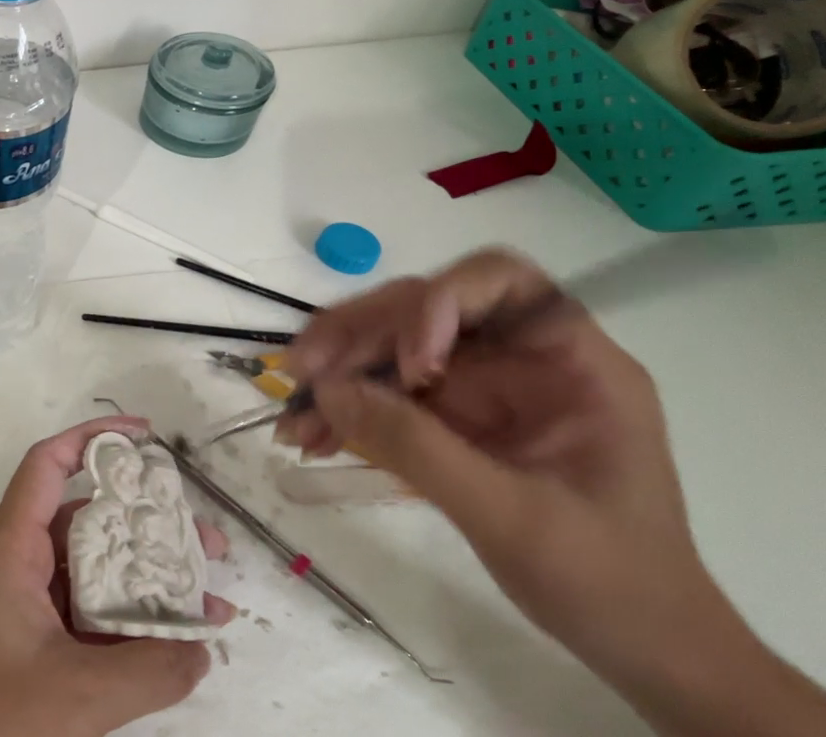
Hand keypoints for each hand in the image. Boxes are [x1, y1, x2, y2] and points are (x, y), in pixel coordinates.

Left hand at [0, 417, 235, 736]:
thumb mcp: (80, 692)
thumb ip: (151, 669)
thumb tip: (203, 645)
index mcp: (12, 545)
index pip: (48, 465)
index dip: (92, 438)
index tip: (144, 434)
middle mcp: (15, 559)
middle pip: (84, 517)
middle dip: (146, 522)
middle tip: (208, 542)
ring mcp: (21, 598)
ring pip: (89, 566)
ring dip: (143, 574)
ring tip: (206, 594)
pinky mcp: (28, 634)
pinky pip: (83, 607)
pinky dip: (125, 615)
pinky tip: (172, 640)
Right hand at [278, 248, 825, 735]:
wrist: (635, 644)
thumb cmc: (605, 579)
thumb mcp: (510, 516)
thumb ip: (416, 447)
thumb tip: (327, 390)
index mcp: (571, 364)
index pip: (502, 283)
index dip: (442, 302)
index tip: (410, 365)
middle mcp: (521, 361)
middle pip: (424, 310)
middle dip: (357, 337)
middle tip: (300, 374)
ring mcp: (482, 389)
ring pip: (391, 348)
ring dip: (337, 373)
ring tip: (292, 416)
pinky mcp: (451, 420)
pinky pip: (383, 393)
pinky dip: (342, 409)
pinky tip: (310, 436)